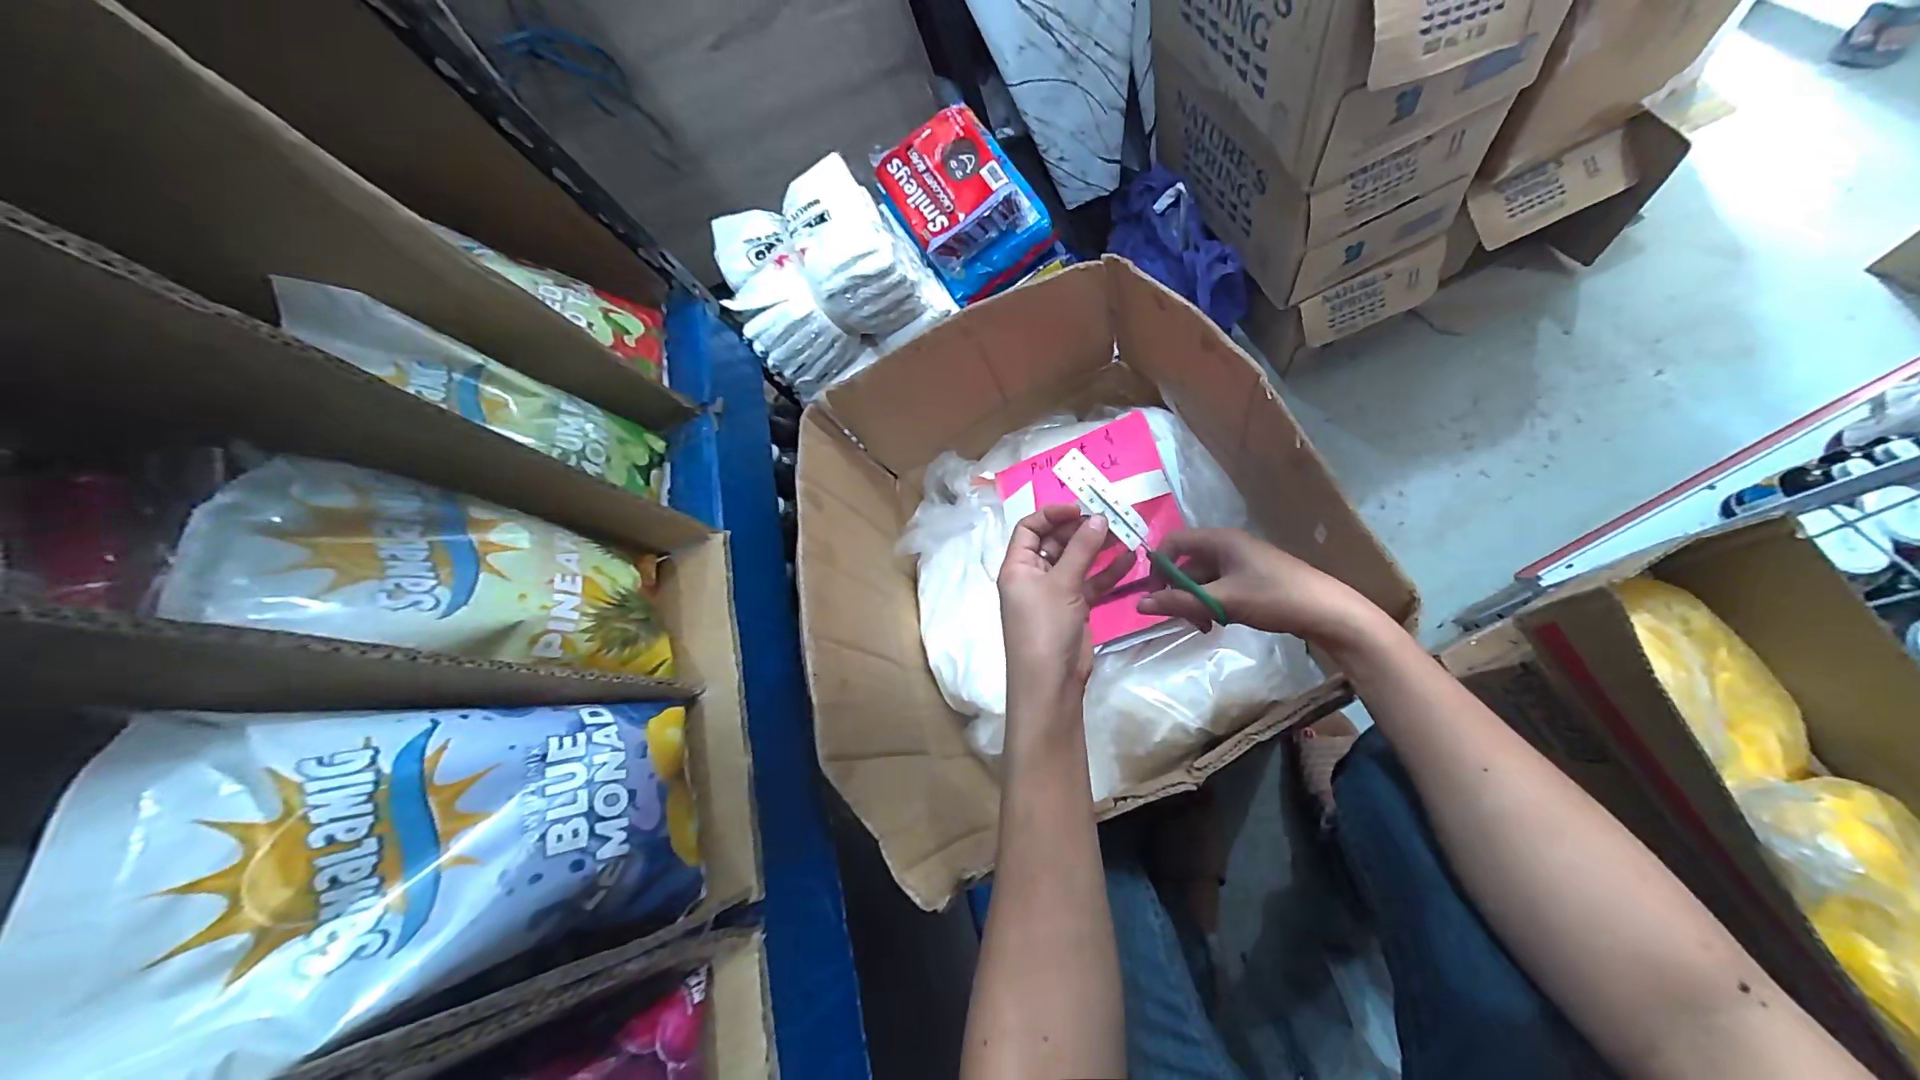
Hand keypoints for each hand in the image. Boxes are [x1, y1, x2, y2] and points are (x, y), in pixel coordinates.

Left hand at [999, 504, 1136, 722]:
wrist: (1050, 683)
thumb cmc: (1045, 627)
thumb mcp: (1061, 584)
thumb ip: (1081, 549)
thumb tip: (1098, 518)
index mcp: (1017, 566)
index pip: (1028, 528)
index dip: (1051, 515)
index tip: (1080, 509)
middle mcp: (1032, 576)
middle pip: (1055, 542)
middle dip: (1081, 530)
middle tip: (1111, 520)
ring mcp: (1053, 593)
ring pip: (1076, 562)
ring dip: (1098, 549)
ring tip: (1126, 535)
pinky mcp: (1073, 608)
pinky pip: (1090, 583)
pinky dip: (1107, 573)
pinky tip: (1130, 560)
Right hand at [1136, 528, 1388, 646]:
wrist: (1329, 612)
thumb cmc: (1274, 598)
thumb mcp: (1222, 602)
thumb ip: (1179, 603)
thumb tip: (1140, 605)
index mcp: (1220, 540)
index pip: (1173, 542)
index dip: (1158, 566)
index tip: (1156, 595)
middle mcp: (1228, 545)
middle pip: (1186, 563)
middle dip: (1178, 591)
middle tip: (1181, 618)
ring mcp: (1242, 562)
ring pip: (1202, 579)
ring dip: (1195, 601)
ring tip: (1204, 626)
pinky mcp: (1253, 578)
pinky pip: (1219, 586)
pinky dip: (1212, 603)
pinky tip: (1220, 623)